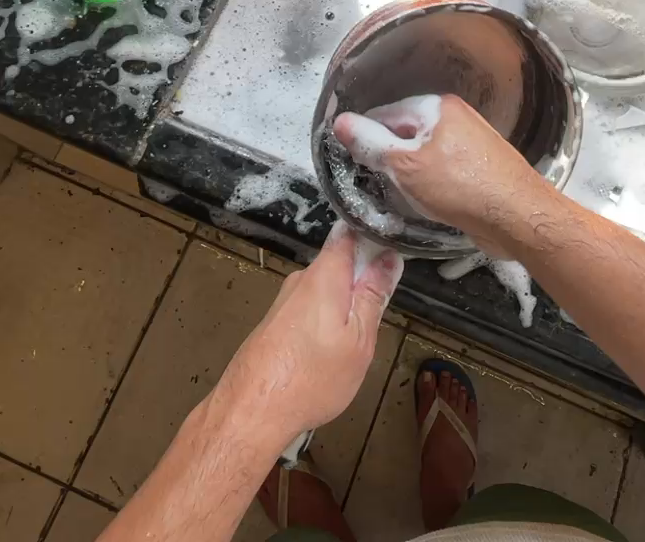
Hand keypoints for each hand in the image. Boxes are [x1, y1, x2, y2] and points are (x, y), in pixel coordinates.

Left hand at [210, 222, 402, 450]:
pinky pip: (310, 310)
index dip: (374, 236)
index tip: (393, 253)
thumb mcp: (358, 339)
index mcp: (325, 273)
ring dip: (343, 308)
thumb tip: (389, 258)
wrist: (251, 412)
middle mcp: (301, 278)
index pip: (350, 232)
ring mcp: (286, 300)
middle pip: (339, 264)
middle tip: (376, 315)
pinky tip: (326, 356)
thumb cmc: (311, 376)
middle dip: (361, 282)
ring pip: (326, 291)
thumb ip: (374, 295)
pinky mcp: (276, 322)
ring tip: (351, 345)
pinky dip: (324, 324)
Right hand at [331, 94, 556, 252]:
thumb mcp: (405, 166)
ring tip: (413, 198)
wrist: (519, 217)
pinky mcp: (480, 166)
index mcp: (438, 107)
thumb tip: (342, 122)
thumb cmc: (463, 188)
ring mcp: (471, 141)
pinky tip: (435, 203)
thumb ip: (371, 144)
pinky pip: (445, 170)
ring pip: (425, 154)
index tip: (360, 164)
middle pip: (406, 134)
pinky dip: (434, 185)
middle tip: (387, 185)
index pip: (386, 114)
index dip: (368, 140)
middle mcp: (457, 117)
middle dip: (393, 160)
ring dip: (413, 176)